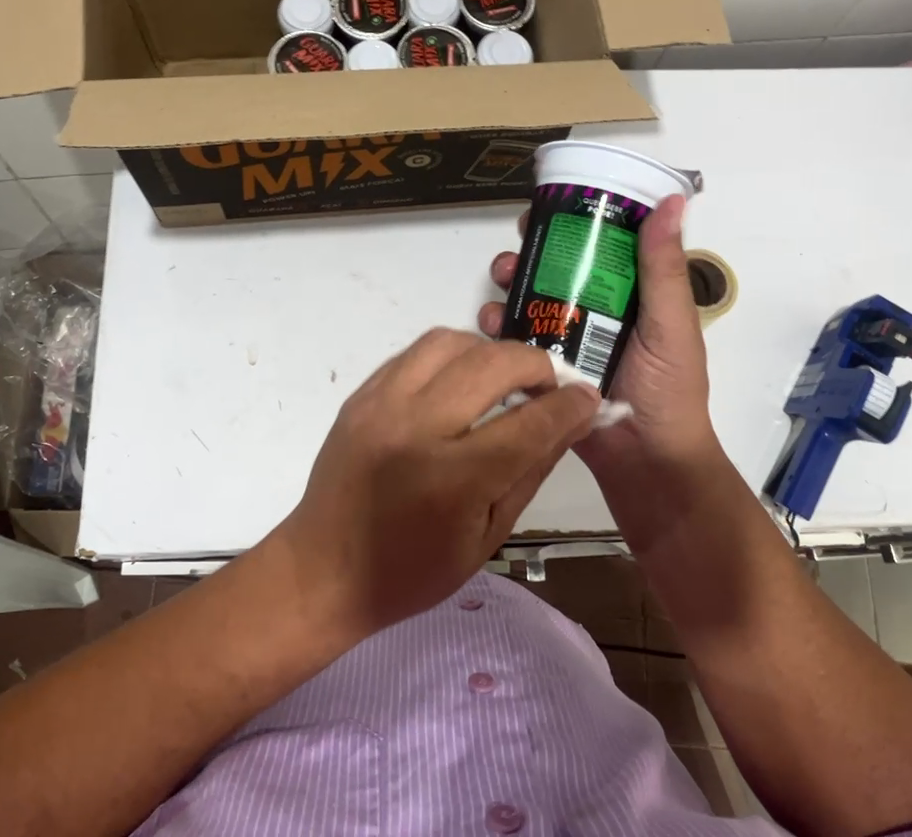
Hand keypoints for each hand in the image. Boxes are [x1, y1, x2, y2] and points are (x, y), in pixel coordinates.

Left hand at [271, 328, 599, 637]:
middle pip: (492, 364)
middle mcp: (416, 427)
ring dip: (489, 352)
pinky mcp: (360, 396)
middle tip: (549, 386)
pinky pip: (414, 352)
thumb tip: (573, 422)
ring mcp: (381, 404)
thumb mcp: (487, 537)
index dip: (570, 404)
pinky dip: (449, 357)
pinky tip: (459, 383)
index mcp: (453, 477)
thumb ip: (531, 471)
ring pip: (450, 341)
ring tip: (503, 380)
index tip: (588, 398)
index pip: (531, 421)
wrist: (323, 570)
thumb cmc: (412, 570)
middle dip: (536, 365)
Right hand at [478, 195, 720, 482]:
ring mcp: (567, 343)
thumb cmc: (669, 390)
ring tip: (499, 282)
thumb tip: (670, 201)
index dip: (575, 221)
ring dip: (509, 285)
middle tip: (516, 246)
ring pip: (529, 301)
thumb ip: (664, 269)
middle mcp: (595, 313)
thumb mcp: (671, 324)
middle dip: (531, 252)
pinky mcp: (543, 372)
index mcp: (630, 297)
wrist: (646, 462)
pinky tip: (488, 324)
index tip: (550, 204)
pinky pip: (514, 342)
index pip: (600, 246)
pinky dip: (497, 328)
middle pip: (556, 269)